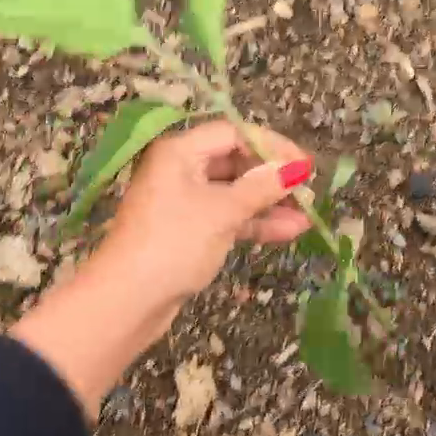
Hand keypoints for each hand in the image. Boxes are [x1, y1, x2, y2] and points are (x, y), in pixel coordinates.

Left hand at [90, 120, 314, 303]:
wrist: (127, 301)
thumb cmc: (174, 243)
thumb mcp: (222, 211)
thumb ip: (262, 187)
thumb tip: (297, 168)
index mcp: (180, 152)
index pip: (233, 133)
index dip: (271, 145)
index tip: (304, 164)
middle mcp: (180, 170)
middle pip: (234, 161)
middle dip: (272, 175)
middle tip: (307, 188)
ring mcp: (184, 202)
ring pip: (234, 193)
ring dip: (269, 202)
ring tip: (307, 213)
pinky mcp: (190, 232)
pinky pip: (228, 217)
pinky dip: (255, 222)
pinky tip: (290, 231)